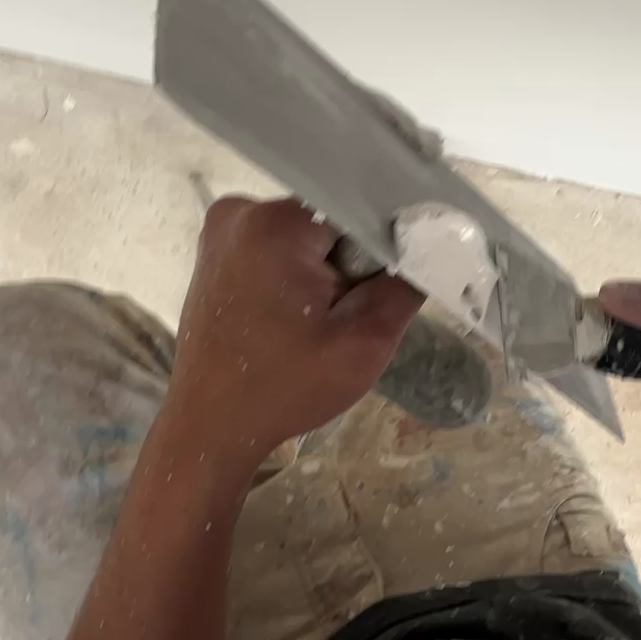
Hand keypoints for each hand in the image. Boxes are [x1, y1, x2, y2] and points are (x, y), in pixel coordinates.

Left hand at [162, 197, 424, 464]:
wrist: (213, 427)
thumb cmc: (286, 389)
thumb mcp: (364, 343)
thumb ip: (404, 286)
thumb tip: (427, 249)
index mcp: (273, 223)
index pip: (356, 211)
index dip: (378, 251)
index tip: (378, 292)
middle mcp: (240, 212)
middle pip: (329, 222)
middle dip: (349, 264)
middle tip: (343, 318)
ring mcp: (222, 232)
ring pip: (306, 237)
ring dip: (323, 273)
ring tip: (315, 324)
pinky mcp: (216, 255)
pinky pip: (278, 250)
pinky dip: (296, 277)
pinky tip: (292, 319)